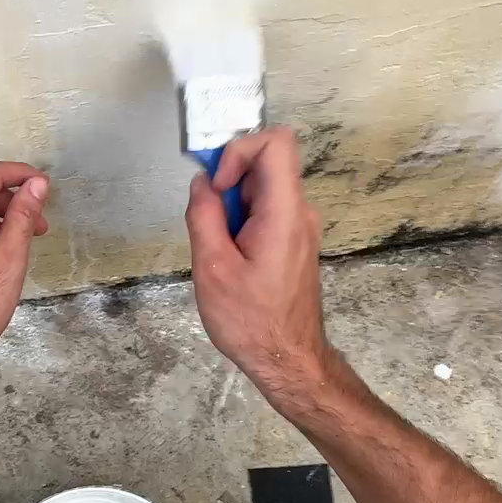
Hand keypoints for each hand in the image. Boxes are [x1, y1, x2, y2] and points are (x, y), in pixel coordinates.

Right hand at [184, 126, 330, 399]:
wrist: (287, 360)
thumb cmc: (250, 321)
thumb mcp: (213, 268)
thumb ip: (204, 216)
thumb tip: (202, 182)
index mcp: (284, 212)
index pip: (276, 142)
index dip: (238, 149)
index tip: (217, 186)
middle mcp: (299, 212)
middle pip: (265, 164)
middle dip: (227, 182)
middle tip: (206, 222)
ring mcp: (299, 228)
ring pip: (261, 190)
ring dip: (231, 206)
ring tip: (217, 249)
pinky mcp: (293, 243)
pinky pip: (265, 213)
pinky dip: (241, 222)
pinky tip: (229, 258)